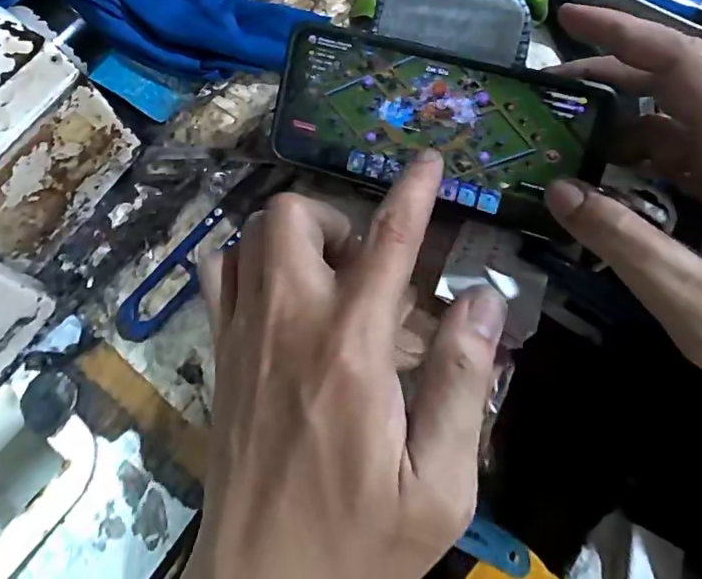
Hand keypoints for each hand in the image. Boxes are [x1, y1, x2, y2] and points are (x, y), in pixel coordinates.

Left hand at [190, 152, 507, 578]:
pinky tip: (276, 293)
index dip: (413, 193)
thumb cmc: (359, 540)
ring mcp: (243, 328)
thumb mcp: (440, 485)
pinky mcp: (218, 348)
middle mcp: (289, 318)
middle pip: (294, 215)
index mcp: (351, 346)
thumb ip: (462, 382)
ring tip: (326, 278)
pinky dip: (247, 260)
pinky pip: (217, 269)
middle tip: (366, 264)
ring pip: (252, 232)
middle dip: (336, 218)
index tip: (428, 160)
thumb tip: (484, 300)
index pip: (388, 242)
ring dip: (294, 236)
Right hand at [543, 4, 701, 470]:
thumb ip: (628, 247)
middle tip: (547, 87)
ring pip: (690, 126)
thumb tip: (559, 189)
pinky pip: (701, 164)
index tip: (565, 16)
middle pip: (686, 84)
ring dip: (627, 123)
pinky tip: (617, 189)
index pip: (688, 66)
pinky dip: (650, 162)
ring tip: (567, 139)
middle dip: (612, 72)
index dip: (623, 33)